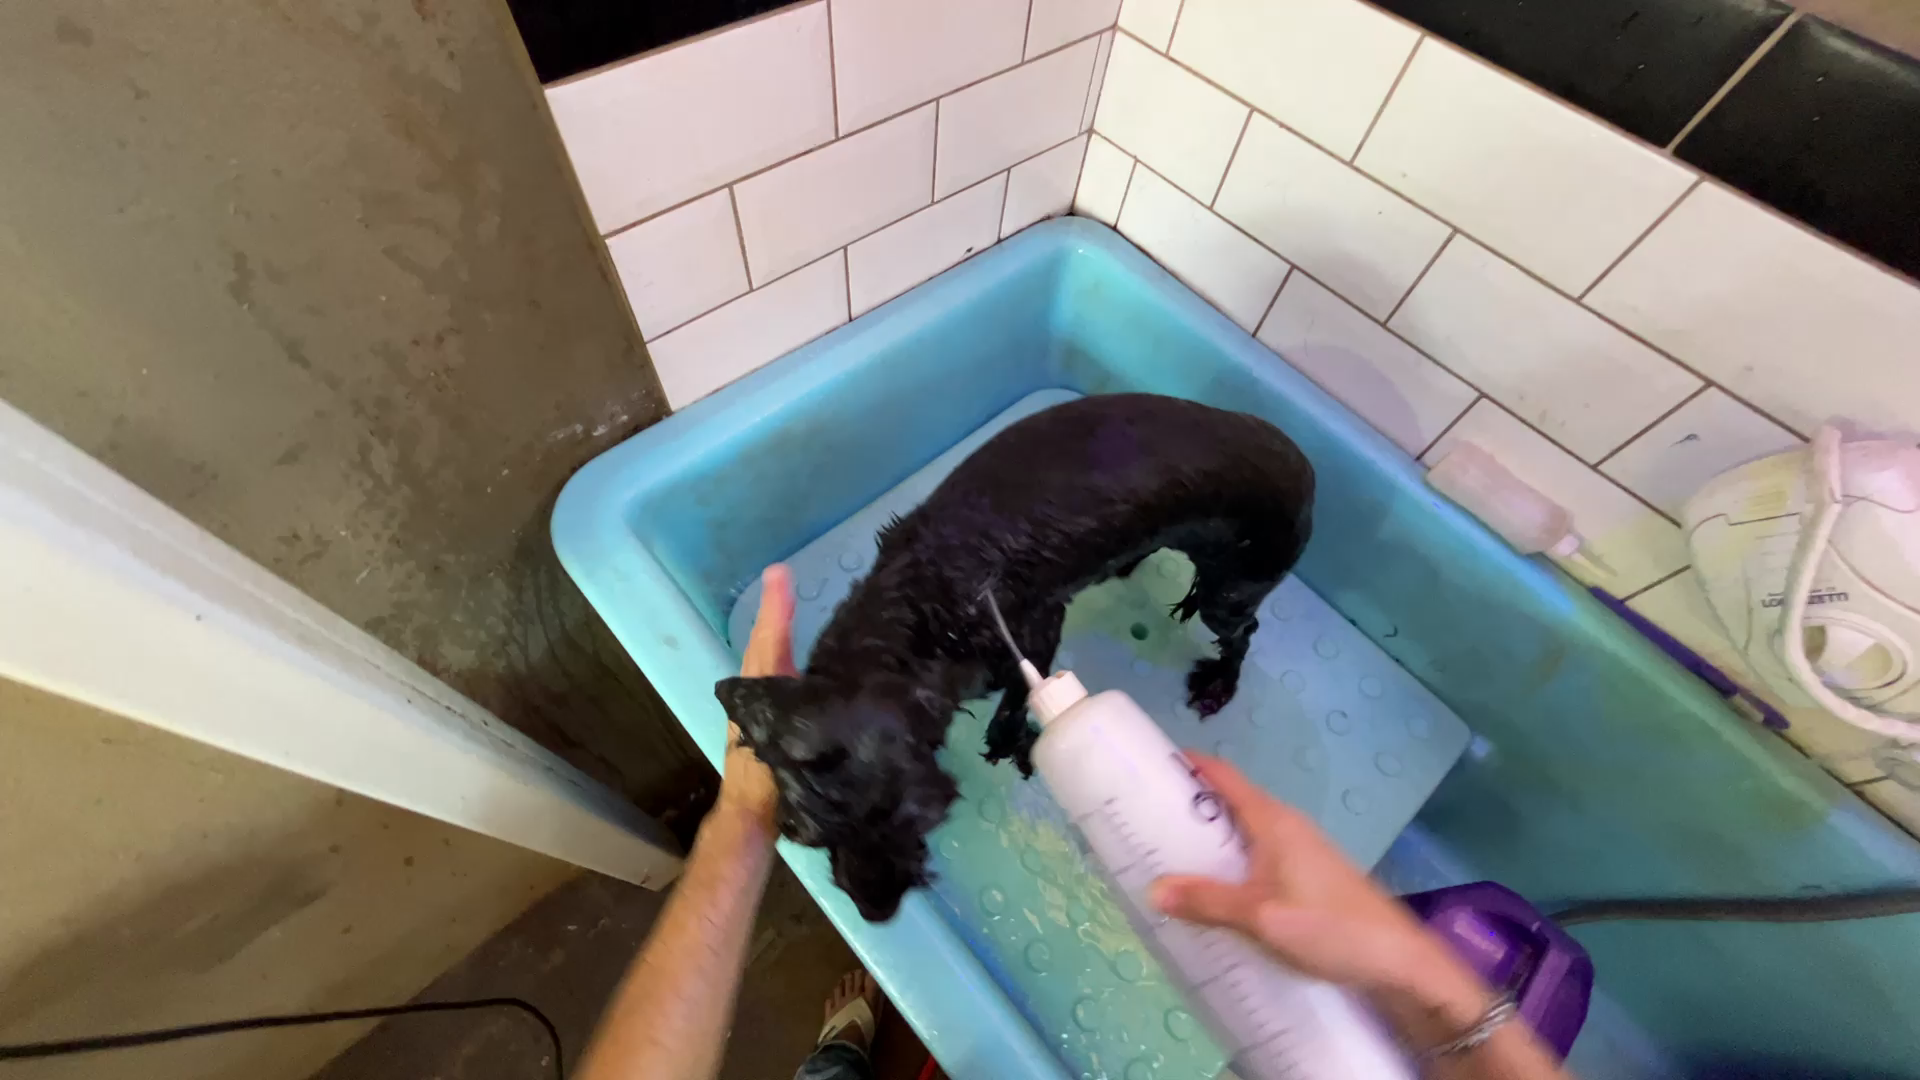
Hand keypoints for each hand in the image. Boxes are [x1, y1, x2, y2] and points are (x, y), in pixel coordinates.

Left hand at [719, 564, 793, 824]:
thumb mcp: (779, 757)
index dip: (775, 613)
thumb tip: (800, 686)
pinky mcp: (776, 719)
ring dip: (779, 627)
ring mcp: (765, 707)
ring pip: (771, 658)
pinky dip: (788, 651)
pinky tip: (806, 648)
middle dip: (775, 611)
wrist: (751, 825)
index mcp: (760, 699)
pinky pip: (782, 674)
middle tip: (784, 575)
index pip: (768, 648)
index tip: (780, 576)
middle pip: (767, 646)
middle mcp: (759, 696)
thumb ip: (785, 722)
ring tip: (790, 596)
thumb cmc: (766, 794)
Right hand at [1150, 755, 1486, 1013]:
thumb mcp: (1261, 917)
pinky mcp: (1311, 872)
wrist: (1403, 964)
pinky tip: (1223, 887)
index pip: (1223, 774)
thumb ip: (1207, 902)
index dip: (1189, 763)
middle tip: (1152, 821)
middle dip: (1193, 804)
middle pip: (1231, 799)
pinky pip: (1261, 850)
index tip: (1152, 766)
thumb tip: (1152, 890)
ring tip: (1177, 855)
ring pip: (1246, 827)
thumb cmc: (1329, 925)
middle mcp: (1285, 823)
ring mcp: (1301, 847)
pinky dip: (1235, 856)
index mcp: (1271, 819)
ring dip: (1214, 834)